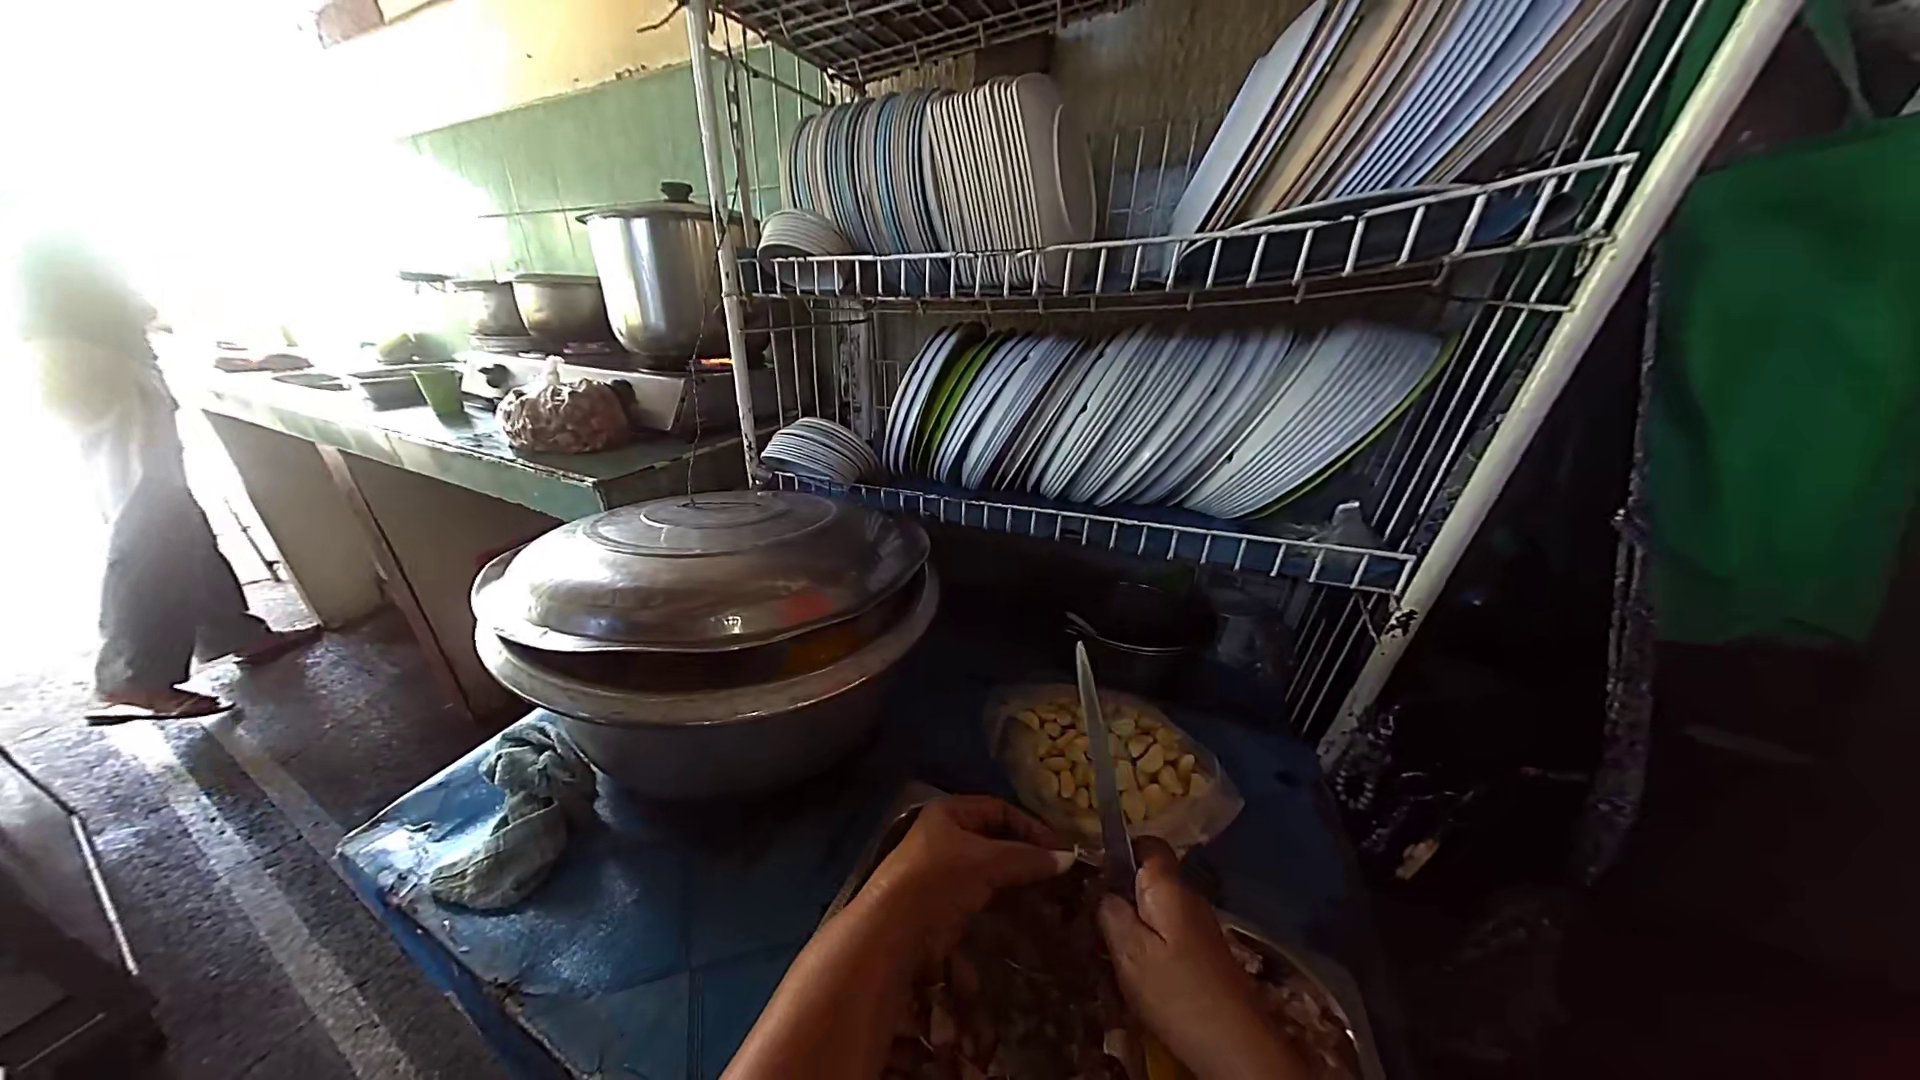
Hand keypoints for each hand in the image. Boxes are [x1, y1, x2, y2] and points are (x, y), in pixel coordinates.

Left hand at [857, 795, 1072, 960]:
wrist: (894, 932)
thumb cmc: (938, 879)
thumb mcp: (985, 861)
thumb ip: (1026, 859)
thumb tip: (1067, 858)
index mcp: (949, 813)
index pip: (999, 810)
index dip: (1029, 825)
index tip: (1057, 848)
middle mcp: (946, 838)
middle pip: (995, 841)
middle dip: (1025, 857)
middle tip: (1057, 874)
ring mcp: (946, 873)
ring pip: (991, 873)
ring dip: (1018, 884)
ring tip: (1048, 897)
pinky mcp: (947, 906)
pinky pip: (983, 900)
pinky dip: (1004, 906)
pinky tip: (1026, 917)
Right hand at [1098, 839, 1308, 1079]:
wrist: (1238, 1049)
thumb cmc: (1178, 993)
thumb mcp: (1130, 952)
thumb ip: (1111, 912)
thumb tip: (1104, 891)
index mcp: (1168, 886)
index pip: (1146, 843)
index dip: (1120, 849)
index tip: (1096, 874)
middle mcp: (1188, 896)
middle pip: (1149, 877)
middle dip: (1122, 892)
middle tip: (1095, 919)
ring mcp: (1200, 924)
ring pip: (1157, 906)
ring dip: (1135, 921)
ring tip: (1111, 948)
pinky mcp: (1205, 952)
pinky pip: (1169, 931)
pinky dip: (1152, 942)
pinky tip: (1139, 970)